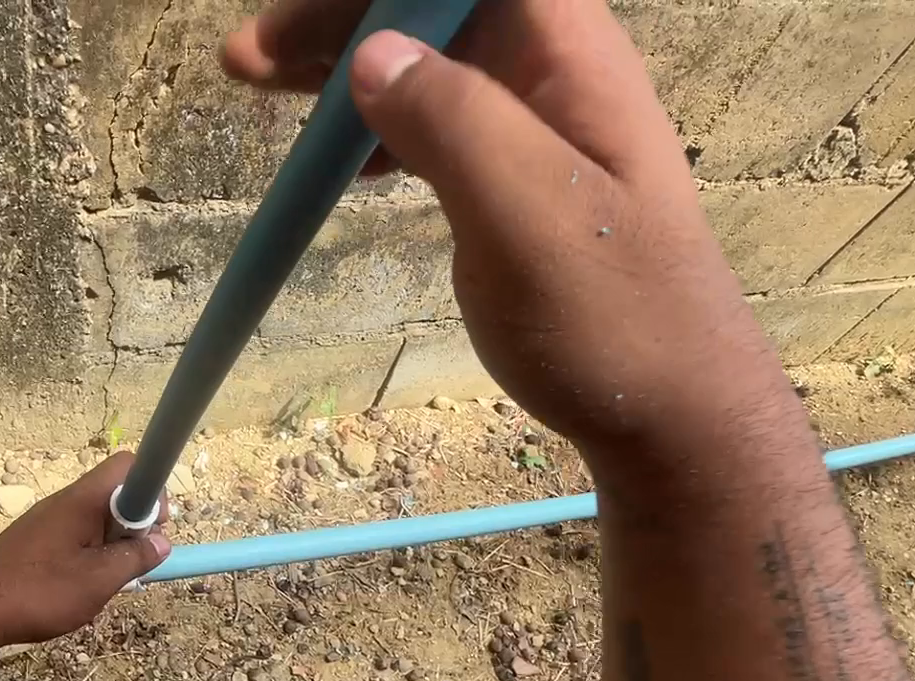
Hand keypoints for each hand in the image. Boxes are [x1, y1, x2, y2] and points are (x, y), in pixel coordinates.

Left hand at [0, 453, 169, 649]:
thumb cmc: (38, 591)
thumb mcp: (98, 580)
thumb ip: (135, 559)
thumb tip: (161, 543)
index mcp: (83, 500)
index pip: (129, 466)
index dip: (152, 492)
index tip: (154, 529)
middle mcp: (66, 502)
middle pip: (117, 494)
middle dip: (136, 526)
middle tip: (132, 562)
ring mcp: (49, 521)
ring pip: (98, 519)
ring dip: (113, 545)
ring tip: (106, 581)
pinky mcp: (37, 541)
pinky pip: (78, 536)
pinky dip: (91, 556)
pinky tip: (81, 587)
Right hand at [222, 0, 797, 477]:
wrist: (668, 407)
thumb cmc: (606, 320)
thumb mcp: (526, 218)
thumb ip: (455, 123)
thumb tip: (372, 55)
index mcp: (564, 54)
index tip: (289, 32)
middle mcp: (551, 74)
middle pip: (433, 11)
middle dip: (338, 24)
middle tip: (246, 61)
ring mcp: (535, 131)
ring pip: (429, 68)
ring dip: (350, 75)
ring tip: (274, 95)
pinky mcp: (517, 184)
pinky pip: (440, 127)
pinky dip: (385, 130)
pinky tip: (354, 160)